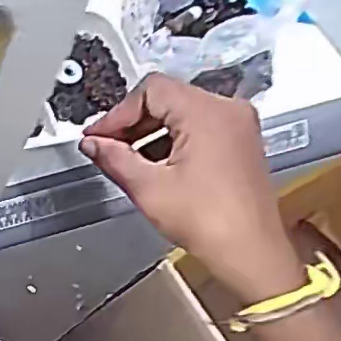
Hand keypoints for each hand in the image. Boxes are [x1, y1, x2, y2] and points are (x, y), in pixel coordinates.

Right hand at [81, 73, 304, 302]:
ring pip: (181, 114)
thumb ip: (115, 158)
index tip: (96, 136)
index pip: (151, 91)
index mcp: (207, 113)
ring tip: (123, 160)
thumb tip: (93, 144)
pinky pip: (197, 129)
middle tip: (103, 147)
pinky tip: (151, 167)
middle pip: (167, 98)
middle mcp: (227, 110)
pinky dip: (169, 142)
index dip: (116, 113)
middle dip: (131, 122)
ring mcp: (236, 126)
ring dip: (148, 133)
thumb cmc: (209, 221)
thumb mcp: (148, 188)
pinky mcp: (238, 143)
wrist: (248, 248)